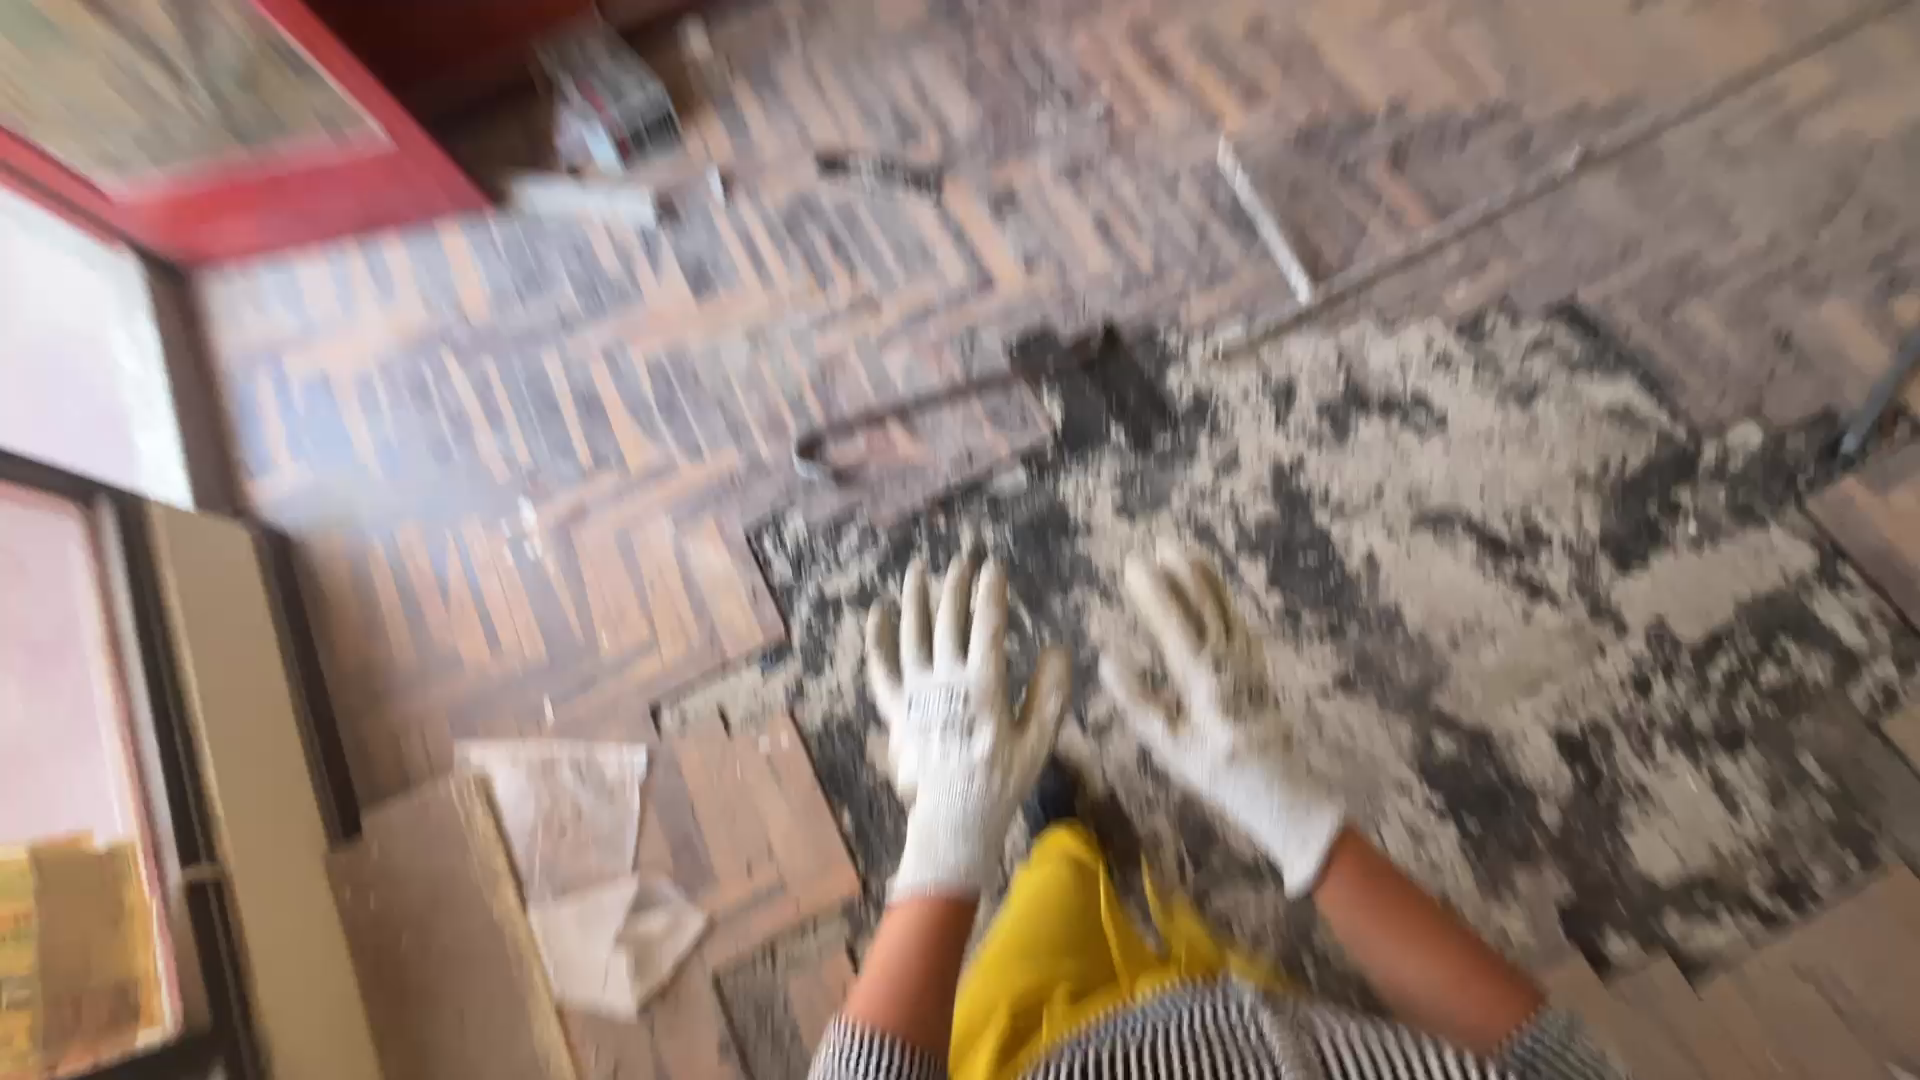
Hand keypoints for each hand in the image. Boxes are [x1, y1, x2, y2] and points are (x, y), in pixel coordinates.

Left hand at [865, 549, 1070, 898]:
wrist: (953, 818)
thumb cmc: (1001, 780)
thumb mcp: (1038, 742)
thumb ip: (1049, 694)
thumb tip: (1057, 647)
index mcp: (984, 687)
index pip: (988, 626)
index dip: (991, 591)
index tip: (995, 566)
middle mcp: (946, 682)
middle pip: (948, 620)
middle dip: (956, 585)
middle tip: (962, 559)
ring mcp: (916, 693)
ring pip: (912, 634)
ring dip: (915, 598)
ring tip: (919, 569)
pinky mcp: (895, 707)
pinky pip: (880, 667)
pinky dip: (876, 638)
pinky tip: (876, 611)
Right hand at [1099, 542, 1342, 896]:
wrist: (1280, 792)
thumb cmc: (1215, 774)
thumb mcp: (1168, 747)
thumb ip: (1138, 701)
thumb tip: (1108, 659)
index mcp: (1204, 685)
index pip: (1174, 627)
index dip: (1153, 593)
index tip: (1132, 566)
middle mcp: (1230, 665)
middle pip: (1204, 609)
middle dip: (1179, 574)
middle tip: (1158, 546)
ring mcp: (1250, 662)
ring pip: (1226, 610)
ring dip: (1205, 578)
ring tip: (1184, 550)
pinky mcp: (1259, 664)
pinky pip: (1240, 620)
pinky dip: (1224, 597)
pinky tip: (1214, 585)